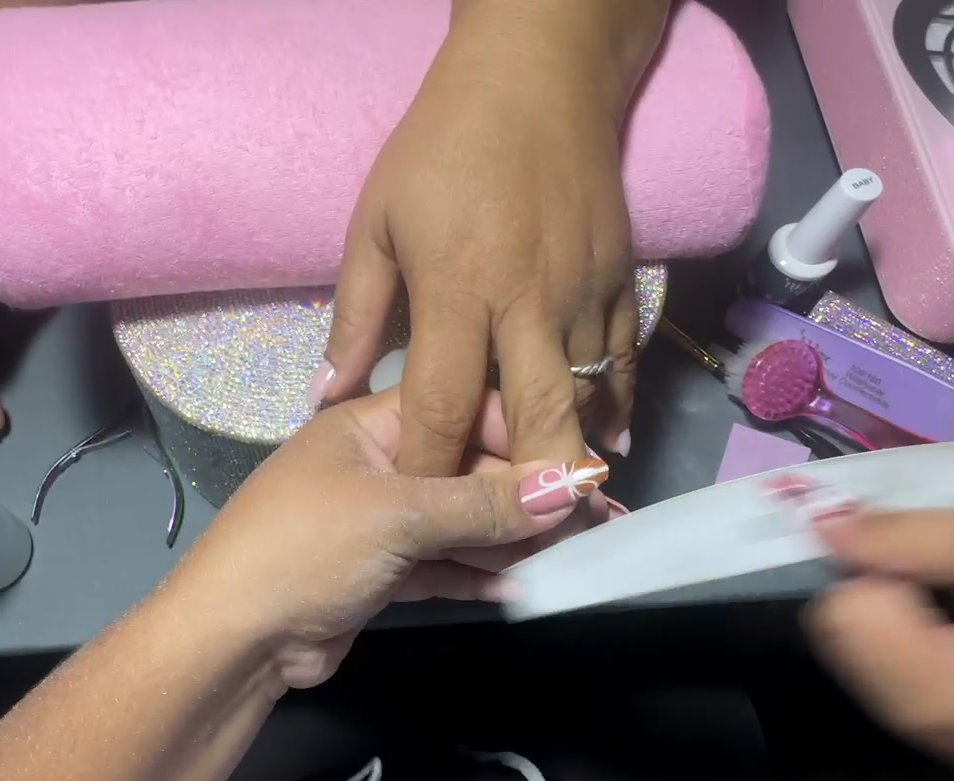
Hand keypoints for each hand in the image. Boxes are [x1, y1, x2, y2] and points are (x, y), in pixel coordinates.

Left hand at [164, 389, 612, 688]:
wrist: (236, 638)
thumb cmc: (307, 549)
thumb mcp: (396, 515)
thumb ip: (483, 503)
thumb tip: (570, 485)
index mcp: (368, 426)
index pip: (459, 410)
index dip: (520, 436)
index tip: (577, 465)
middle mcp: (378, 467)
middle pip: (466, 472)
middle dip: (526, 497)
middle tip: (594, 519)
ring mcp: (380, 524)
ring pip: (459, 523)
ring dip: (511, 539)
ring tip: (576, 551)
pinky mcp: (383, 573)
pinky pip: (444, 565)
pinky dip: (479, 574)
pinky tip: (525, 582)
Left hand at [318, 20, 639, 475]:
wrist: (539, 70)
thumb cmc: (439, 152)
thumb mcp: (375, 226)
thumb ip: (355, 319)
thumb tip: (327, 393)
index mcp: (456, 290)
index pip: (442, 404)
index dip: (433, 467)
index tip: (426, 513)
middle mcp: (527, 302)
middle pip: (531, 416)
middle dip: (528, 486)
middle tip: (521, 536)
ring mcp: (585, 292)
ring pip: (586, 397)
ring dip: (574, 458)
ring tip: (565, 509)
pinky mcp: (625, 279)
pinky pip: (626, 360)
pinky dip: (617, 408)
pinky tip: (605, 447)